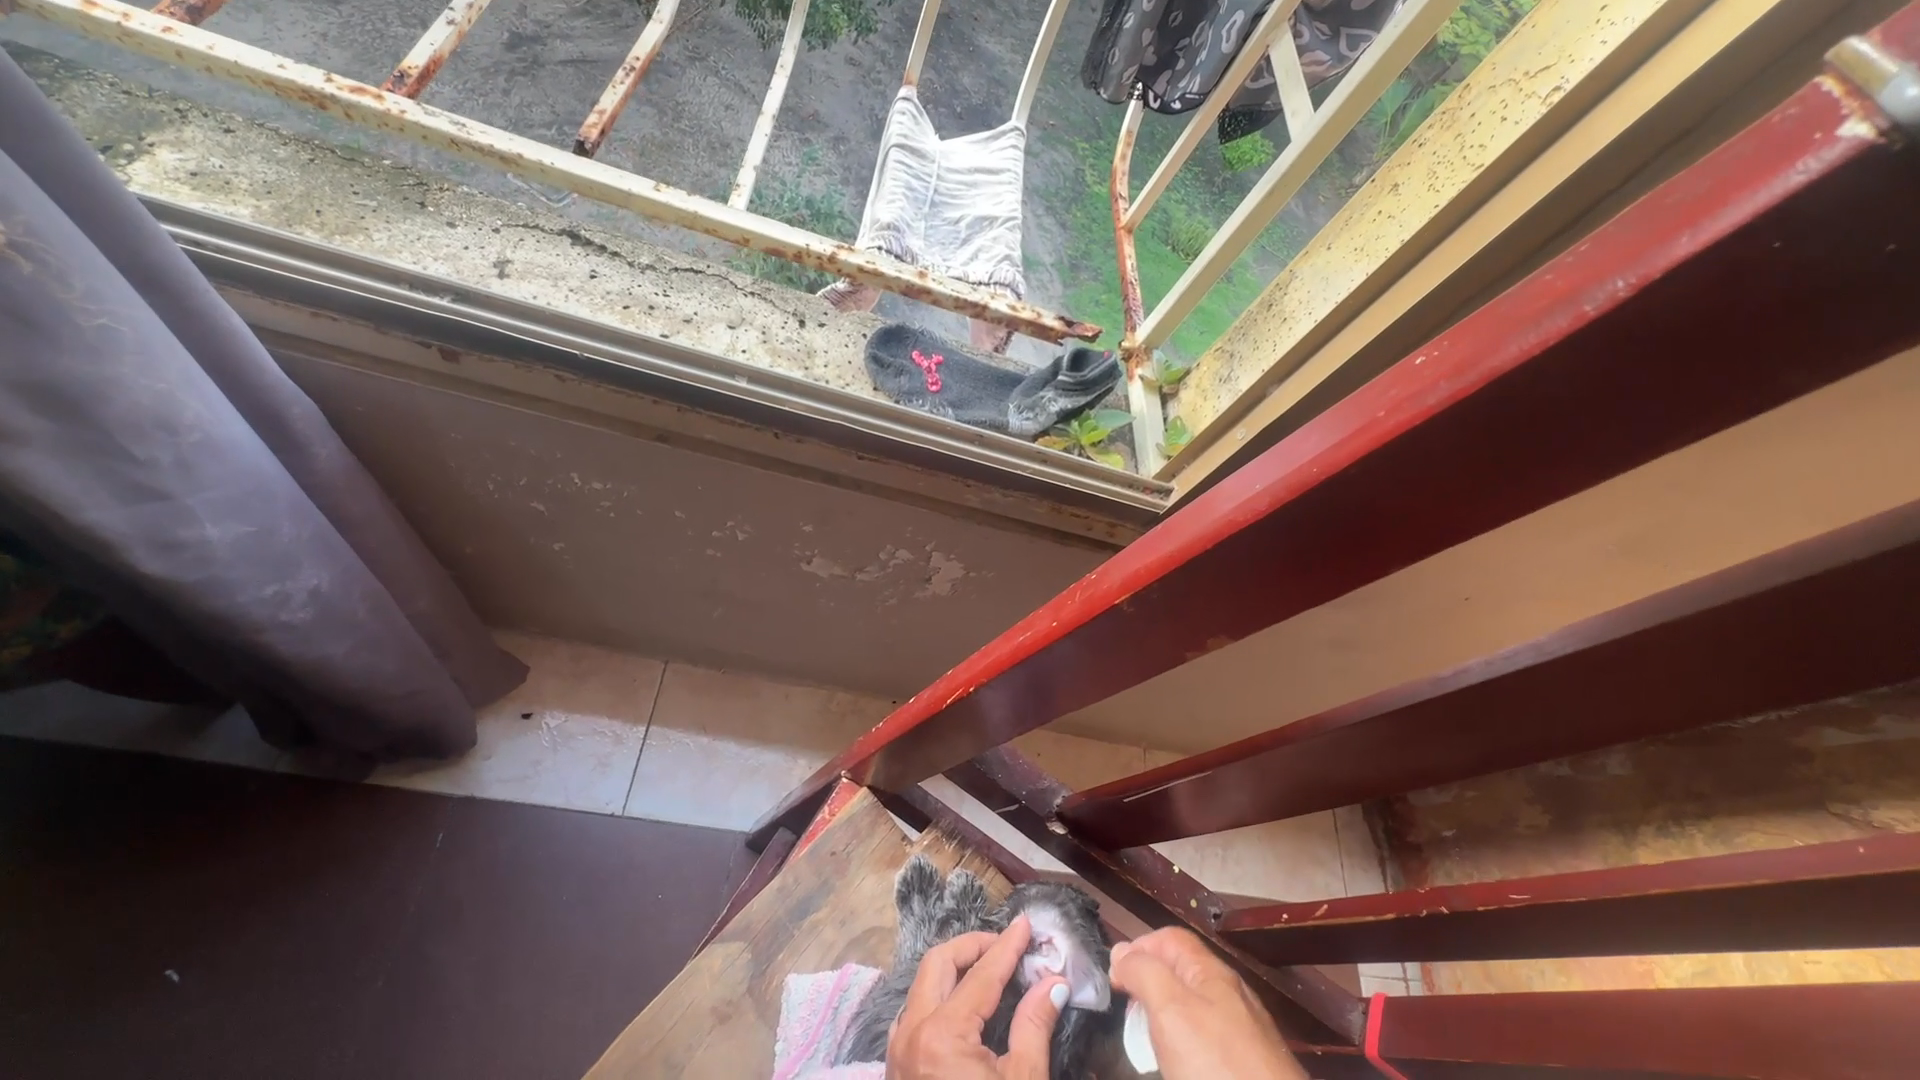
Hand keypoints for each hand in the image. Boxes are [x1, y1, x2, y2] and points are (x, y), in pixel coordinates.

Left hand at [886, 915, 1068, 1079]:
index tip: (1027, 924)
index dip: (1008, 946)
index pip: (982, 974)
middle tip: (1006, 944)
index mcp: (943, 1035)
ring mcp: (899, 1049)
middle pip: (938, 963)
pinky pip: (914, 1012)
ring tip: (990, 968)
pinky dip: (940, 995)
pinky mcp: (897, 1067)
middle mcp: (912, 1032)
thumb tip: (1052, 982)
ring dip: (954, 968)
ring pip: (921, 985)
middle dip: (973, 946)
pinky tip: (965, 1004)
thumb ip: (1034, 1026)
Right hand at [1109, 928, 1305, 1079]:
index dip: (1138, 949)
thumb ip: (1144, 973)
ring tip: (1149, 1048)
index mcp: (1212, 973)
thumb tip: (1123, 951)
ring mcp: (1243, 1033)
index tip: (1115, 982)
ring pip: (1192, 1011)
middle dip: (1148, 988)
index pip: (1169, 938)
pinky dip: (1184, 1050)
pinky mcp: (1247, 1067)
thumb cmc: (1218, 1065)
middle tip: (1130, 1019)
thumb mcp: (1170, 1009)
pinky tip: (1180, 1070)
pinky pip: (1206, 1044)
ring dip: (1163, 1022)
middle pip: (1180, 974)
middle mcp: (1230, 996)